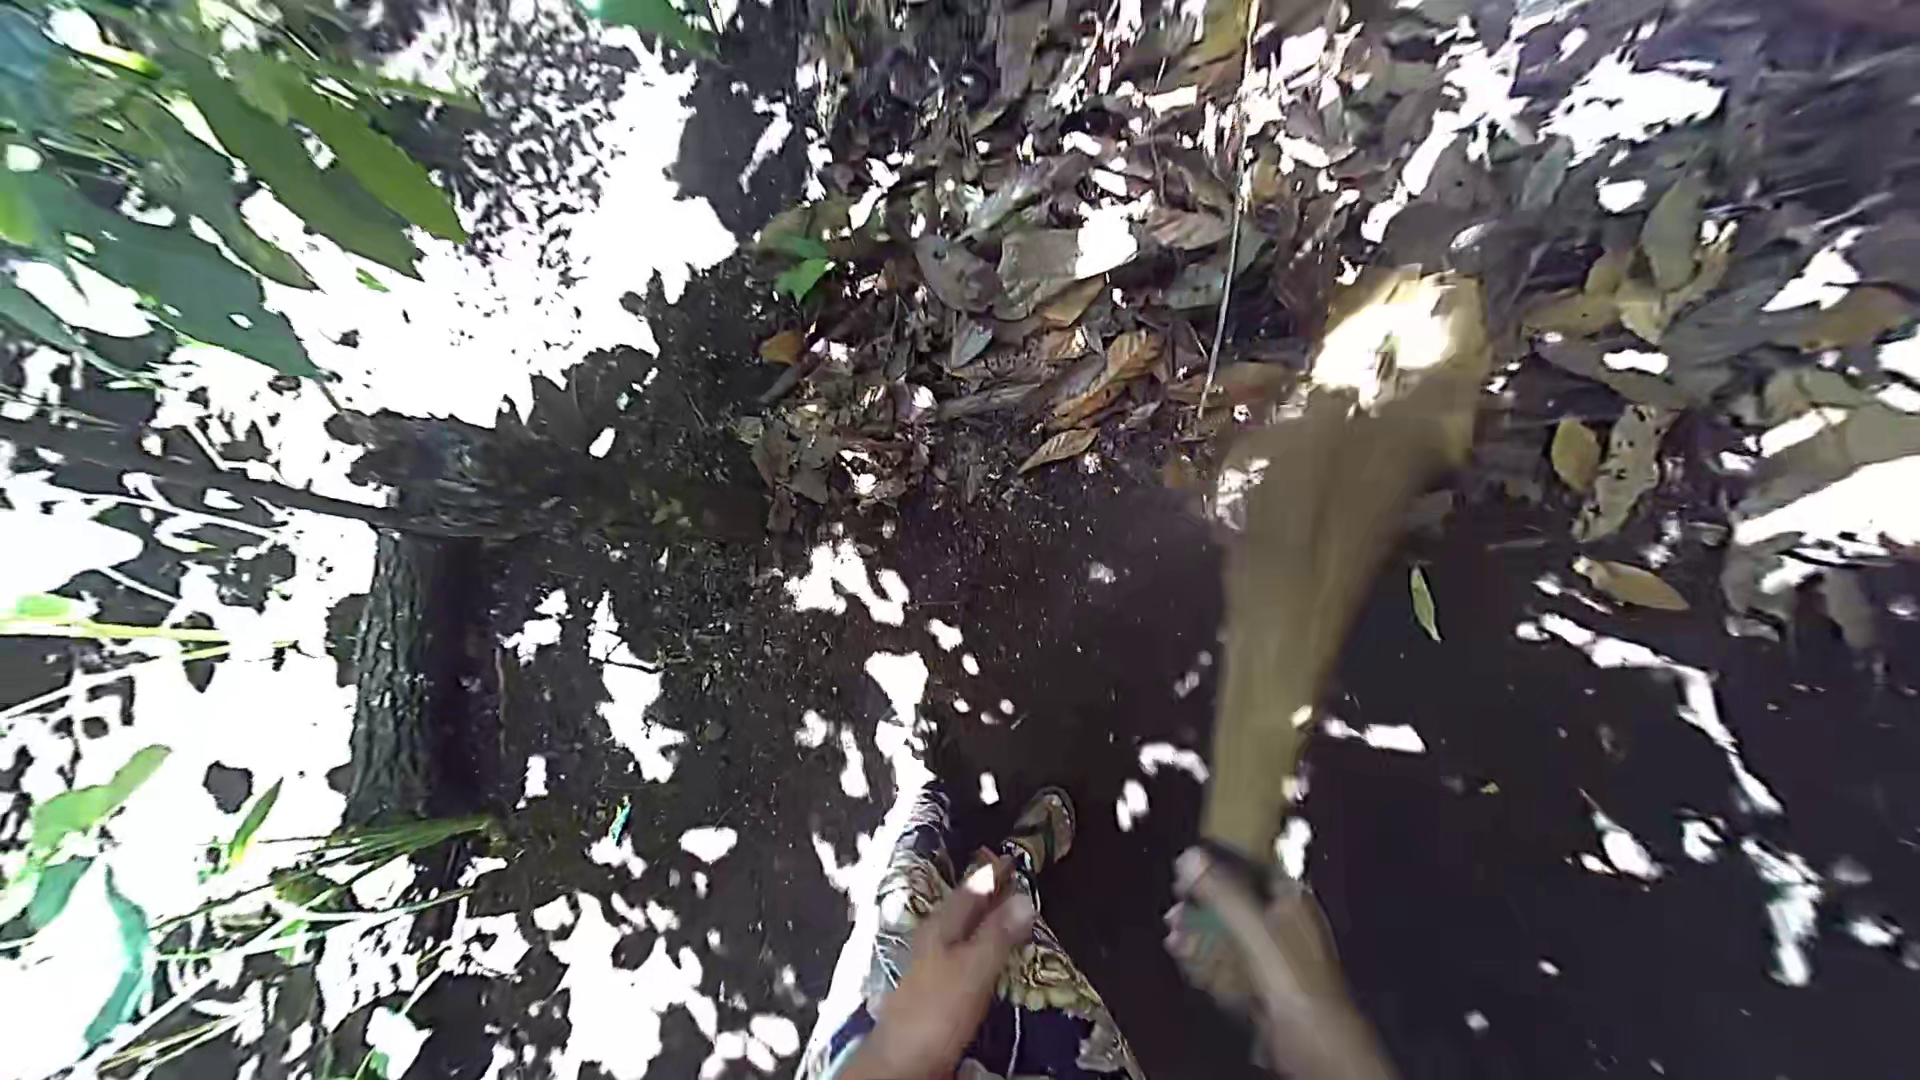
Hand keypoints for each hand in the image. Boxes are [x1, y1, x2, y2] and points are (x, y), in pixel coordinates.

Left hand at [845, 854, 1035, 1079]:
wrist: (900, 1064)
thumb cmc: (936, 1010)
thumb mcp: (973, 968)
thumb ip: (998, 933)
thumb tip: (1025, 898)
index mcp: (942, 924)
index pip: (972, 888)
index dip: (993, 872)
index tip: (1013, 857)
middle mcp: (934, 936)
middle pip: (965, 905)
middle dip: (987, 890)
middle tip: (1011, 878)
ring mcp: (931, 962)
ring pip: (962, 927)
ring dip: (983, 917)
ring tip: (1004, 910)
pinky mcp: (935, 988)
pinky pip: (963, 950)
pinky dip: (979, 943)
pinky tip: (987, 954)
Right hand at [1168, 847, 1396, 1079]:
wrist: (1316, 1051)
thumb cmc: (1294, 983)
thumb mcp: (1252, 926)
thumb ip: (1220, 890)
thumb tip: (1190, 857)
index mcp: (1291, 901)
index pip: (1249, 866)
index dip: (1217, 864)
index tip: (1187, 866)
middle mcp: (1285, 926)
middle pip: (1234, 903)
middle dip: (1199, 904)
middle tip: (1175, 906)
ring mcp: (1275, 960)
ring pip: (1228, 935)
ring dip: (1197, 932)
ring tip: (1173, 933)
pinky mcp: (1264, 989)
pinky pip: (1228, 965)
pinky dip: (1205, 959)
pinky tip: (1184, 956)